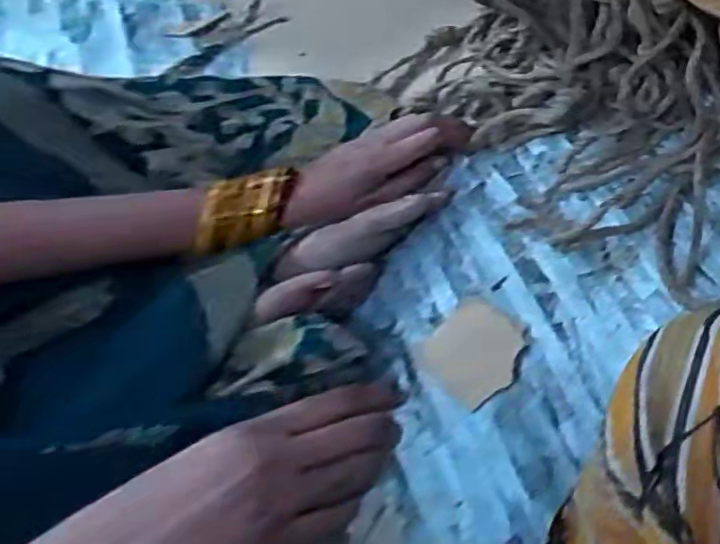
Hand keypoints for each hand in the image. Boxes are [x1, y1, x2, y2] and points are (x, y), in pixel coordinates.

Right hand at [37, 384, 401, 543]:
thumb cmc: (128, 516)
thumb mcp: (203, 455)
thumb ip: (267, 436)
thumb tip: (321, 425)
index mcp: (256, 435)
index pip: (345, 400)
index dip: (381, 394)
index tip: (395, 395)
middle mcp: (279, 464)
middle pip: (368, 433)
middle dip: (387, 429)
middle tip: (389, 431)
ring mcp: (281, 509)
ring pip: (362, 475)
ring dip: (373, 468)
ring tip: (371, 466)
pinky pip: (337, 521)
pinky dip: (347, 511)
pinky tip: (341, 508)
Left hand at [285, 115, 469, 228]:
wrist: (289, 197)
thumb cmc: (334, 206)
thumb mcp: (375, 201)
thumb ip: (412, 180)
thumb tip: (443, 162)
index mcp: (387, 157)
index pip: (432, 133)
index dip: (457, 135)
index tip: (474, 143)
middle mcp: (382, 139)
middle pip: (426, 118)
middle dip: (452, 123)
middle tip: (469, 135)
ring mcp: (373, 135)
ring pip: (414, 117)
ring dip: (438, 121)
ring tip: (452, 134)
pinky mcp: (366, 136)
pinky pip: (402, 122)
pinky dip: (421, 124)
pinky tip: (426, 136)